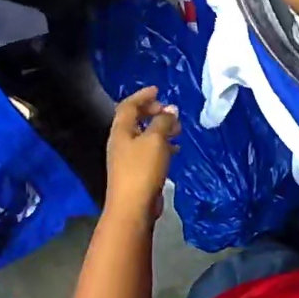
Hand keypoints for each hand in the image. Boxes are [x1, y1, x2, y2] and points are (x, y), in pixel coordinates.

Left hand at [105, 86, 179, 223]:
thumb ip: (163, 122)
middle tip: (170, 111)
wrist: (132, 207)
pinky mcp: (136, 172)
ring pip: (143, 136)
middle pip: (134, 120)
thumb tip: (170, 110)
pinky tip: (174, 149)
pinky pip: (148, 151)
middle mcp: (120, 142)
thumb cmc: (142, 169)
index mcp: (120, 131)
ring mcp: (127, 158)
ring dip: (159, 129)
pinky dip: (161, 145)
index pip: (128, 106)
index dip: (143, 96)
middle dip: (153, 112)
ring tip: (177, 129)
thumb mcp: (155, 140)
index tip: (158, 90)